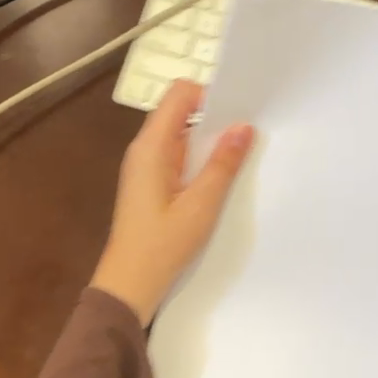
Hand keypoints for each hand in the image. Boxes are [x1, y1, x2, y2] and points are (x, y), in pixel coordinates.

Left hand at [90, 81, 254, 326]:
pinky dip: (198, 161)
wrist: (129, 284)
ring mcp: (145, 168)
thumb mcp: (201, 205)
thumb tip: (244, 127)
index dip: (210, 94)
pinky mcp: (149, 186)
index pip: (179, 94)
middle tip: (248, 133)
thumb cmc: (162, 245)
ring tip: (239, 156)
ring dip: (208, 143)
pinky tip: (218, 179)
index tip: (239, 111)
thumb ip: (222, 164)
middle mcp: (144, 150)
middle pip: (180, 113)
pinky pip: (176, 159)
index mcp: (151, 146)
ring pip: (180, 138)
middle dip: (214, 118)